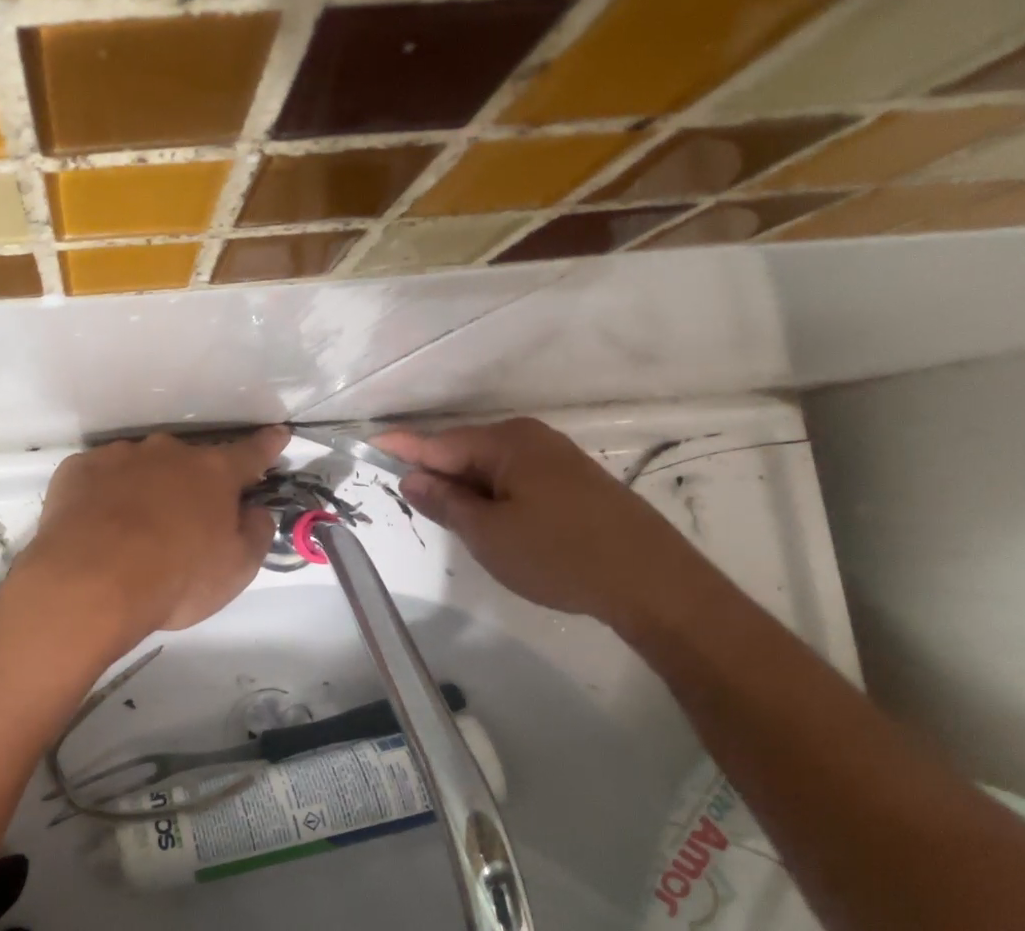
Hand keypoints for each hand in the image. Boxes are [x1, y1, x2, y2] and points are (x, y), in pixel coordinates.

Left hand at [15, 428, 287, 646]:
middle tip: (185, 520)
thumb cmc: (175, 578)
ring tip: (133, 529)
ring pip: (141, 467)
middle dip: (192, 483)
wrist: (90, 580)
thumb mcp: (235, 569)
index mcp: (213, 473)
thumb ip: (255, 533)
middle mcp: (167, 453)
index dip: (266, 446)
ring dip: (145, 487)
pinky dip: (104, 495)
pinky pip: (99, 478)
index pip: (250, 453)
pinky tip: (96, 524)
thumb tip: (256, 510)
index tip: (277, 434)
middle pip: (189, 462)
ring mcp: (118, 456)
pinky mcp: (77, 470)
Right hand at [373, 419, 717, 634]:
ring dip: (466, 489)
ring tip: (449, 518)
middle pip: (465, 452)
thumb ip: (444, 502)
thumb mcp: (488, 534)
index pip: (437, 442)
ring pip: (492, 469)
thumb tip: (413, 478)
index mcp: (506, 443)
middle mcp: (532, 439)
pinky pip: (518, 480)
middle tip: (408, 499)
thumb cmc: (560, 555)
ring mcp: (559, 459)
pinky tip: (494, 522)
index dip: (401, 447)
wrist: (656, 584)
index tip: (368, 444)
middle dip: (435, 472)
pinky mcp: (577, 483)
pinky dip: (495, 496)